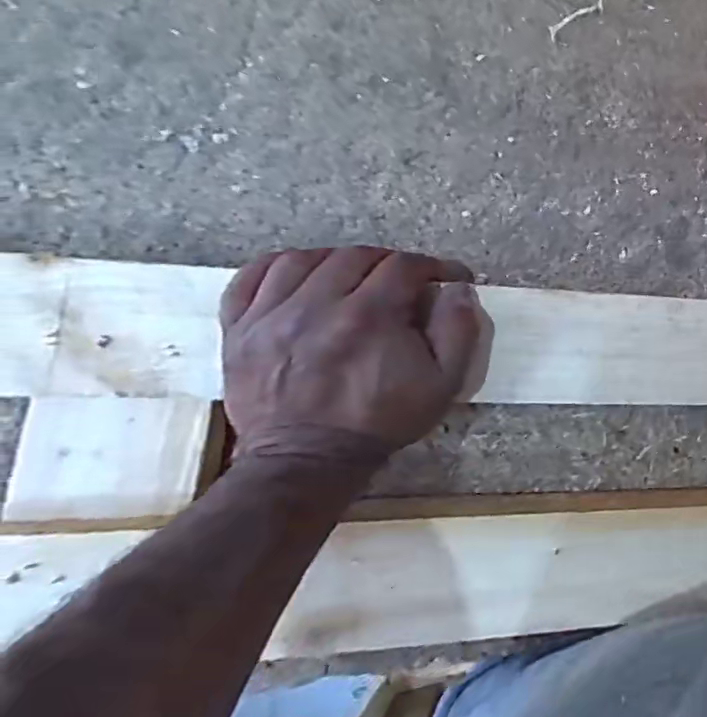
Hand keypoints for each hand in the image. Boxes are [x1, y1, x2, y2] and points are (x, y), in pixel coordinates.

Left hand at [219, 247, 489, 464]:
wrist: (306, 460)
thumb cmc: (384, 417)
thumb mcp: (447, 380)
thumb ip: (460, 327)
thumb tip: (458, 287)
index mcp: (368, 318)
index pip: (405, 265)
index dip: (435, 266)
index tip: (451, 278)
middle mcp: (314, 309)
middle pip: (356, 256)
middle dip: (392, 262)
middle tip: (408, 281)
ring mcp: (267, 319)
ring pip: (304, 260)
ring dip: (339, 260)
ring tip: (358, 278)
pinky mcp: (238, 332)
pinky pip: (249, 279)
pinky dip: (280, 268)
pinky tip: (304, 278)